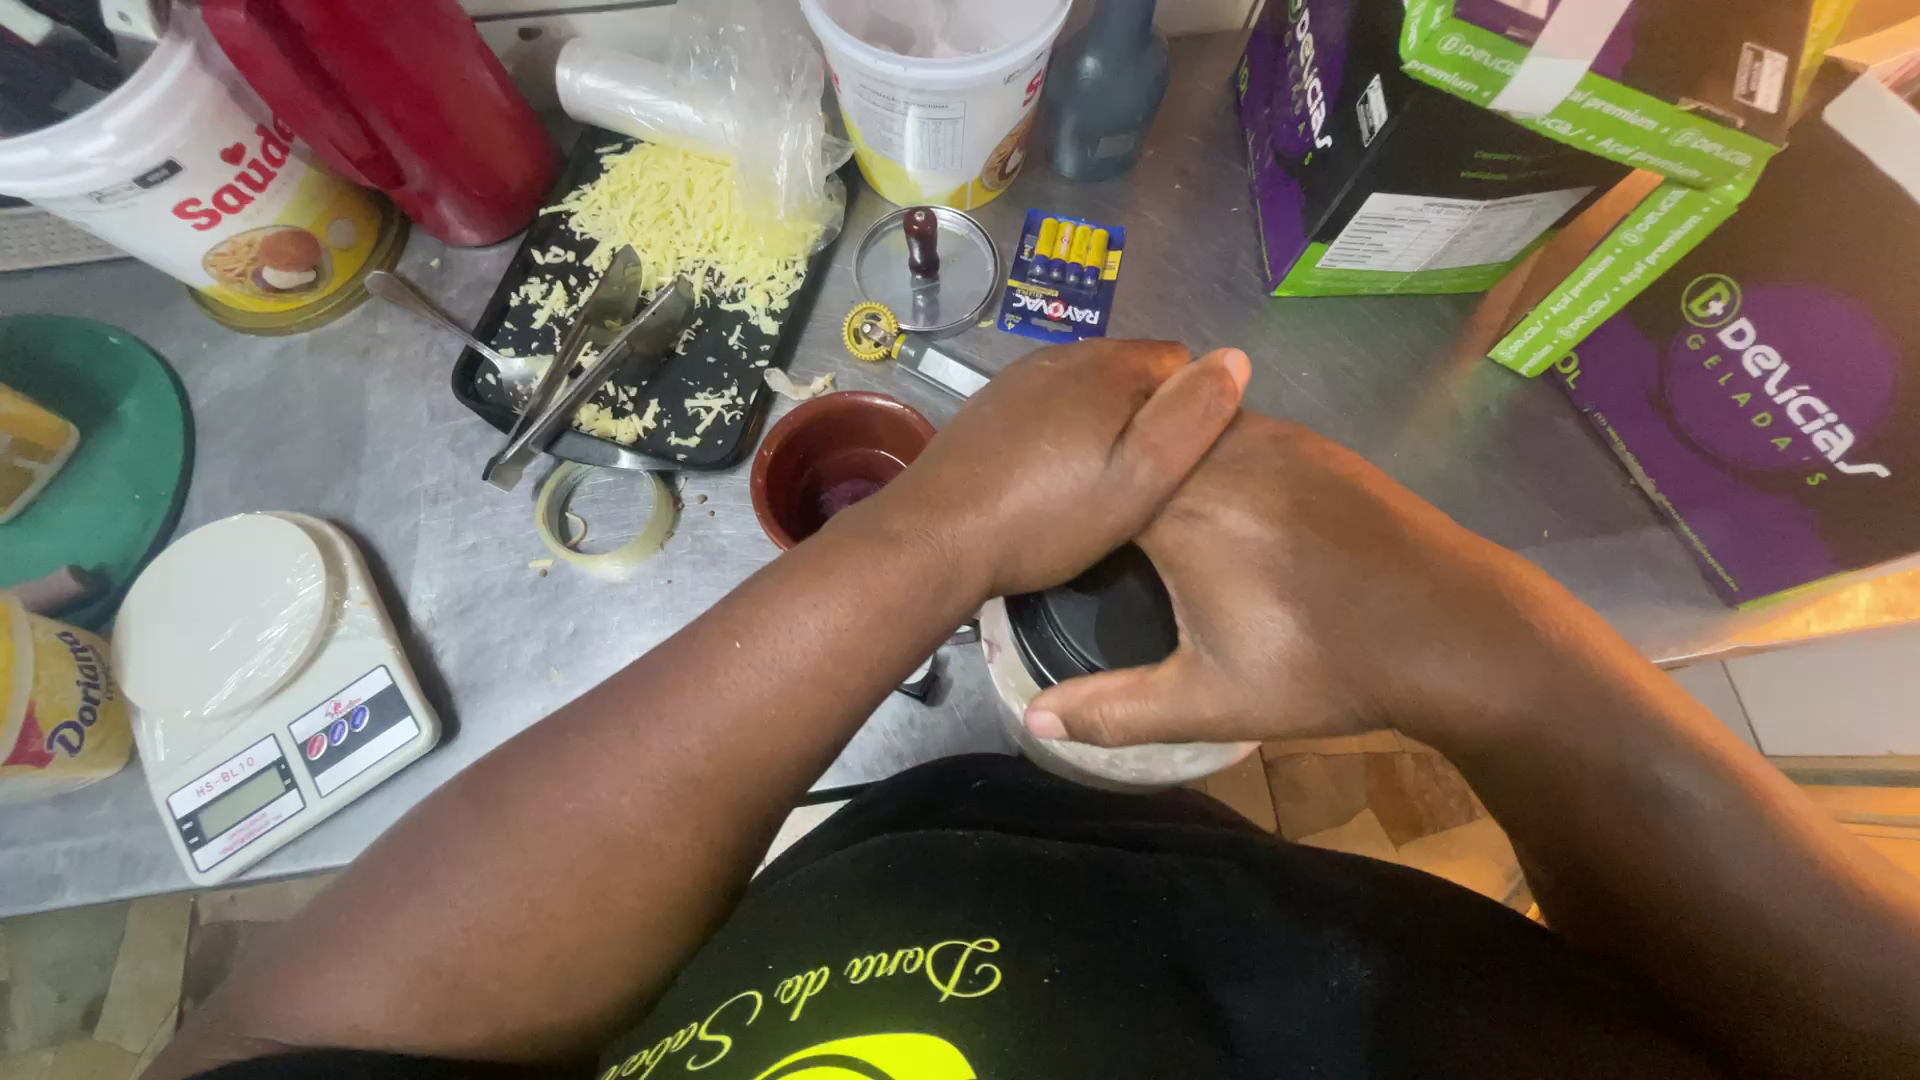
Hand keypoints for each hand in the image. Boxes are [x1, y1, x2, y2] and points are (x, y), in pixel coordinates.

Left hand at [862, 339, 1249, 597]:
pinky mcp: (987, 408)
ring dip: (1098, 424)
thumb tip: (1235, 357)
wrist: (936, 536)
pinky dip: (1058, 432)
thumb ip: (1192, 417)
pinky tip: (1043, 477)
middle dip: (1142, 416)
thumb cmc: (1046, 516)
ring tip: (1086, 486)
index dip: (1187, 412)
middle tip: (1130, 484)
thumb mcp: (1139, 479)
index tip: (1170, 467)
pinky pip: (1044, 407)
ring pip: (1085, 390)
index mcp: (1106, 366)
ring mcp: (1016, 380)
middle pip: (1130, 373)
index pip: (1179, 362)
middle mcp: (1060, 356)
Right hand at [1024, 412, 1585, 749]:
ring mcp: (1274, 438)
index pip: (1095, 475)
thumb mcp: (1212, 702)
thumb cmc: (1326, 669)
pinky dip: (1196, 440)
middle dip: (1102, 461)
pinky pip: (1228, 422)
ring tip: (1127, 481)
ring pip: (1183, 420)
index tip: (1045, 519)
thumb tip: (1032, 720)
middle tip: (1077, 496)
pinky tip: (1198, 480)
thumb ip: (1113, 709)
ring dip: (1151, 445)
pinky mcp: (1310, 442)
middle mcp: (1223, 455)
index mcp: (1187, 512)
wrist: (1463, 636)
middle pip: (1135, 434)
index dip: (1063, 494)